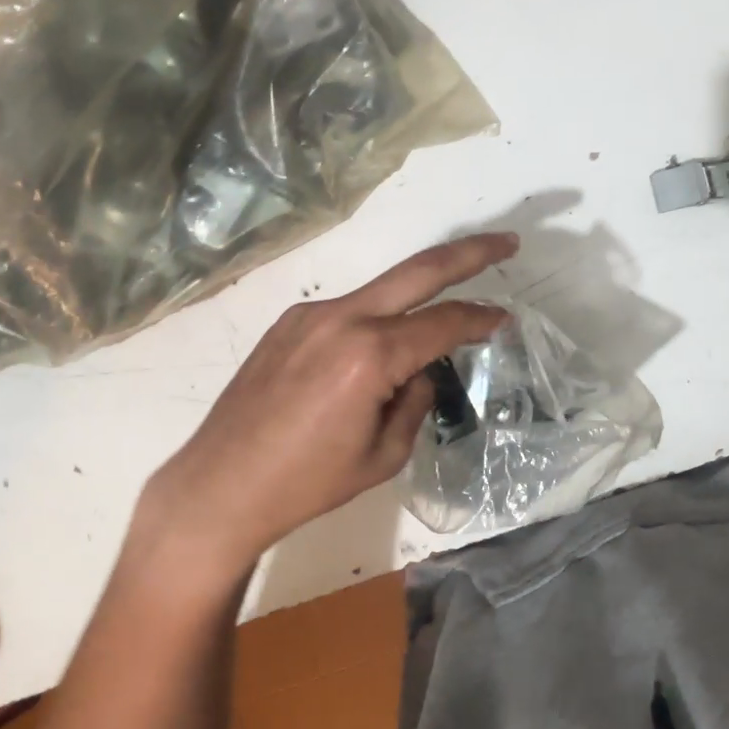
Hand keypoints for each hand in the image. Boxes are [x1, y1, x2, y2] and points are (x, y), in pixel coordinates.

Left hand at [142, 234, 517, 572]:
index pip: (444, 323)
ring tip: (447, 306)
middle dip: (470, 253)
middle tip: (508, 241)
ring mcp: (310, 315)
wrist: (220, 487)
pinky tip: (379, 351)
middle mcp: (342, 319)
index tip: (506, 319)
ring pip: (382, 289)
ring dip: (420, 291)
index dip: (481, 319)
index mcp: (370, 356)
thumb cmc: (308, 483)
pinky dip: (378, 319)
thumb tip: (422, 371)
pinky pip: (349, 310)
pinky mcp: (289, 322)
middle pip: (419, 270)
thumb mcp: (384, 455)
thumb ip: (416, 401)